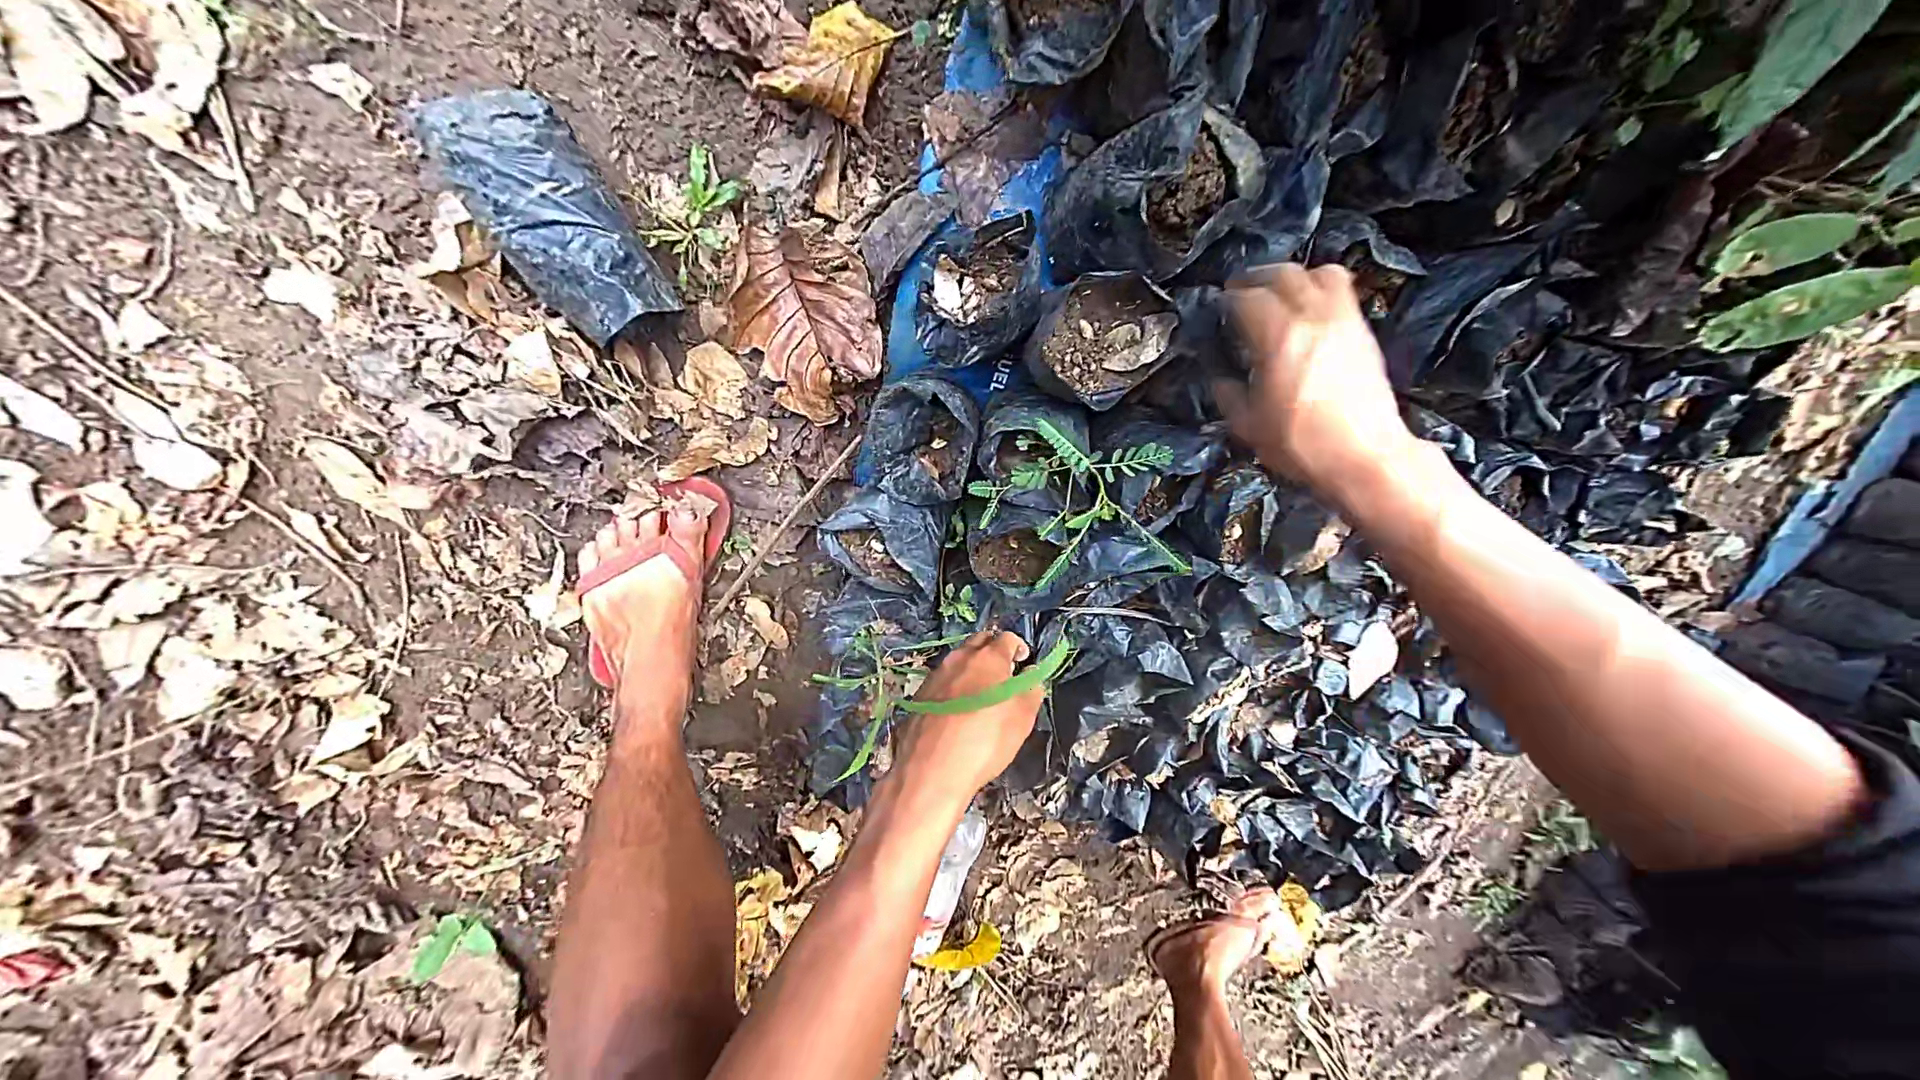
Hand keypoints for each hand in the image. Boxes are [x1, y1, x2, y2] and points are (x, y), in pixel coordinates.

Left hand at [890, 630, 1043, 805]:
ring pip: (958, 661)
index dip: (1019, 648)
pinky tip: (957, 711)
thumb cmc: (985, 741)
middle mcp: (959, 658)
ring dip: (971, 669)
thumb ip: (1031, 690)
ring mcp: (935, 675)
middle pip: (979, 642)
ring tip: (980, 693)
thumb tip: (1030, 677)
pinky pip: (942, 681)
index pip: (1008, 638)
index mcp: (988, 657)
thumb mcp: (1022, 718)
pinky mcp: (919, 694)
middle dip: (993, 651)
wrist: (930, 769)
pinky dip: (953, 687)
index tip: (1023, 662)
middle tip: (1003, 673)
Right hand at [1219, 264, 1417, 493]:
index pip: (1246, 298)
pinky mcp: (1363, 333)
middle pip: (1284, 274)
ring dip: (1294, 277)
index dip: (1226, 299)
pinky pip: (1343, 292)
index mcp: (1278, 339)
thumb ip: (1229, 394)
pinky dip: (1321, 291)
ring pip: (1319, 272)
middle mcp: (1313, 320)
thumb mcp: (1248, 425)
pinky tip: (1308, 312)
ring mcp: (1344, 322)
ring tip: (1278, 292)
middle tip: (1240, 289)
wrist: (1363, 457)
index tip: (1217, 307)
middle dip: (1256, 277)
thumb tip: (1222, 379)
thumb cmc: (1303, 445)